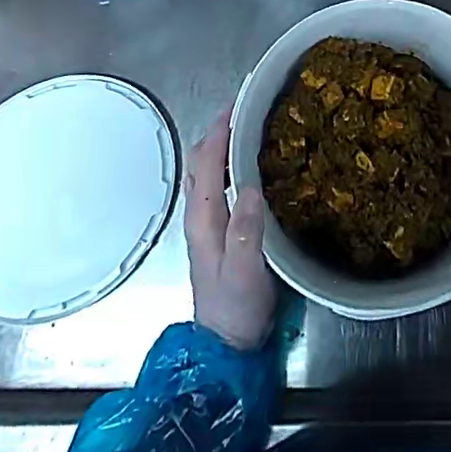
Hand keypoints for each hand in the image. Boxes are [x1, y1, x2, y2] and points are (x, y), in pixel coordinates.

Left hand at [184, 113, 275, 350]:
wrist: (226, 344)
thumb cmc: (237, 308)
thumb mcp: (246, 273)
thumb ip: (247, 232)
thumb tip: (251, 188)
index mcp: (203, 220)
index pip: (208, 165)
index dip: (220, 134)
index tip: (236, 107)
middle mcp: (199, 217)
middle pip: (200, 164)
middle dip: (216, 133)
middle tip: (242, 112)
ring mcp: (206, 226)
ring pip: (205, 175)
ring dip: (218, 147)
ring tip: (243, 131)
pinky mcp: (217, 234)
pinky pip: (216, 188)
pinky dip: (225, 167)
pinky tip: (245, 168)